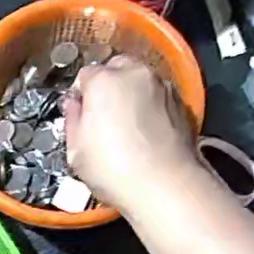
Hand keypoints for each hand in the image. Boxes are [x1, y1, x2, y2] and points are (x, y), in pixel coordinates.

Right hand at [62, 56, 203, 212]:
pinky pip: (157, 98)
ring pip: (140, 82)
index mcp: (103, 81)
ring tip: (124, 129)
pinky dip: (149, 108)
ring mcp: (162, 86)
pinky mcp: (181, 102)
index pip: (85, 74)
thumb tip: (74, 106)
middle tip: (101, 117)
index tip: (80, 114)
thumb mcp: (75, 150)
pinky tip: (143, 135)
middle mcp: (135, 74)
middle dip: (108, 86)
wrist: (164, 184)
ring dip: (130, 97)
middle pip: (116, 69)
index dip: (81, 95)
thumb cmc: (113, 169)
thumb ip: (72, 120)